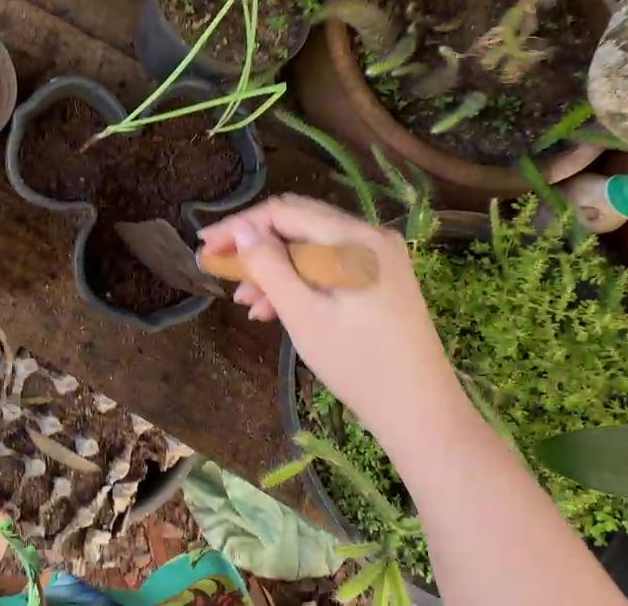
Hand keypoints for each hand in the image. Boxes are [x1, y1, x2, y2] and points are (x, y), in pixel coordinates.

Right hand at [198, 194, 460, 439]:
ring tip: (245, 300)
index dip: (239, 226)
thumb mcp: (302, 313)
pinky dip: (297, 279)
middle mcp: (370, 236)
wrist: (422, 414)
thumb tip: (239, 229)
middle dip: (253, 244)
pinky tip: (272, 307)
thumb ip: (267, 265)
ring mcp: (378, 257)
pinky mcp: (380, 277)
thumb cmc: (358, 363)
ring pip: (309, 246)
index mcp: (354, 238)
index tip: (205, 245)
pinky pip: (327, 264)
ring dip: (273, 266)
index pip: (283, 212)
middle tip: (218, 265)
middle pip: (296, 223)